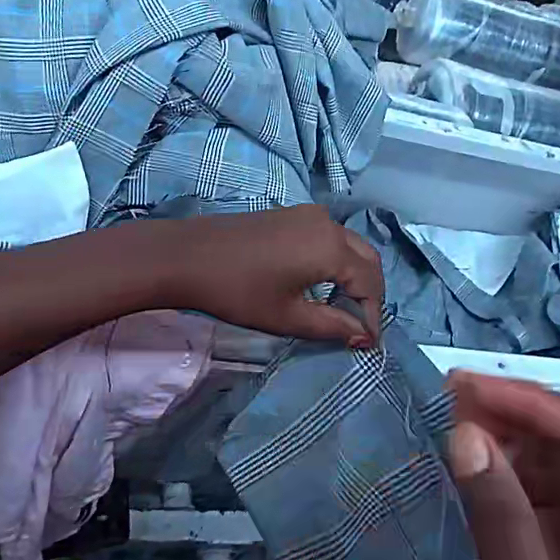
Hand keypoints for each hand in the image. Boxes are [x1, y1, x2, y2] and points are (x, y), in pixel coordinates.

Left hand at [158, 205, 383, 346]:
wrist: (187, 255)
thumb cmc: (237, 290)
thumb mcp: (287, 317)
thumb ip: (332, 325)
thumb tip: (362, 334)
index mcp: (331, 246)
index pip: (370, 284)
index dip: (373, 317)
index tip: (366, 345)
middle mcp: (326, 223)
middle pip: (365, 258)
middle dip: (369, 293)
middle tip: (359, 327)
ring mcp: (305, 214)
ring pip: (347, 244)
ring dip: (353, 275)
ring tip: (342, 309)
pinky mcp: (288, 214)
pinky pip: (327, 236)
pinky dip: (335, 260)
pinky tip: (319, 284)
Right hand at [445, 372, 559, 559]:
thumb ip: (500, 519)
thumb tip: (462, 429)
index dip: (532, 404)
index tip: (465, 385)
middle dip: (514, 418)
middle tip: (446, 398)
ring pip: (557, 473)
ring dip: (504, 443)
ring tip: (448, 422)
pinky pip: (541, 504)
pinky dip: (502, 479)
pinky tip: (466, 467)